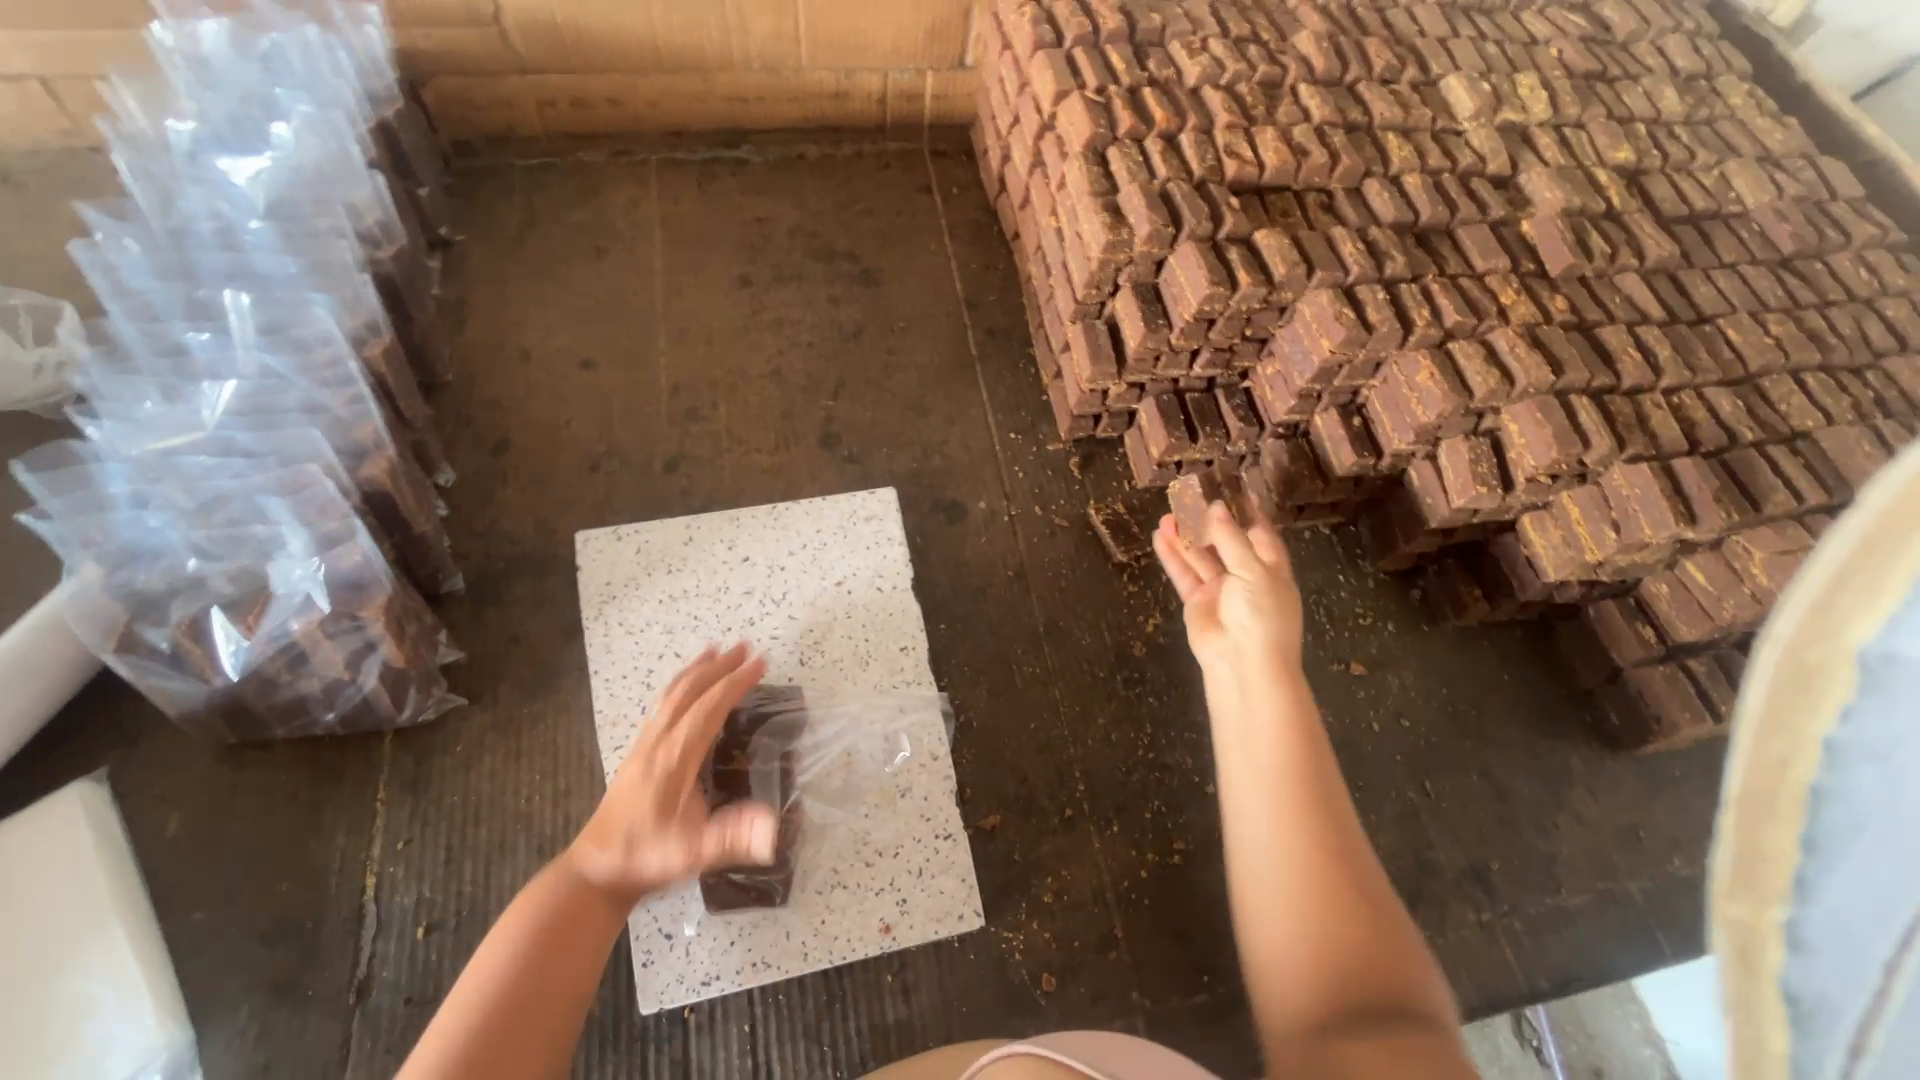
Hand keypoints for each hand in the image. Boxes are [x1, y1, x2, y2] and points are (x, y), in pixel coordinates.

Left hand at [564, 643, 777, 909]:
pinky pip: (662, 706)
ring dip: (696, 670)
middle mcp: (658, 742)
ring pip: (670, 695)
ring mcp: (644, 746)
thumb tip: (774, 827)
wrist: (596, 870)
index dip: (735, 683)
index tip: (760, 662)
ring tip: (716, 650)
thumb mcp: (694, 852)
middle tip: (746, 646)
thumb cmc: (647, 857)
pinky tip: (685, 688)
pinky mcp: (637, 754)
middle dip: (718, 667)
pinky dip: (679, 686)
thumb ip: (732, 837)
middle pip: (688, 692)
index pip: (709, 708)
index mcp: (674, 757)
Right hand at [1152, 502, 1304, 679]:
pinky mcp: (1198, 602)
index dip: (1246, 513)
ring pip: (1201, 556)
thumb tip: (1216, 508)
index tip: (1231, 489)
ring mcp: (1221, 589)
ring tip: (1167, 514)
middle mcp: (1246, 576)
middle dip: (1208, 522)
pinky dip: (1172, 556)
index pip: (1260, 534)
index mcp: (1271, 568)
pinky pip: (1184, 574)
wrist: (1244, 664)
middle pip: (1225, 542)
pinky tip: (1160, 537)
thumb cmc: (1262, 615)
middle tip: (1188, 497)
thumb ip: (1232, 539)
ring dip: (1185, 536)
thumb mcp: (1254, 571)